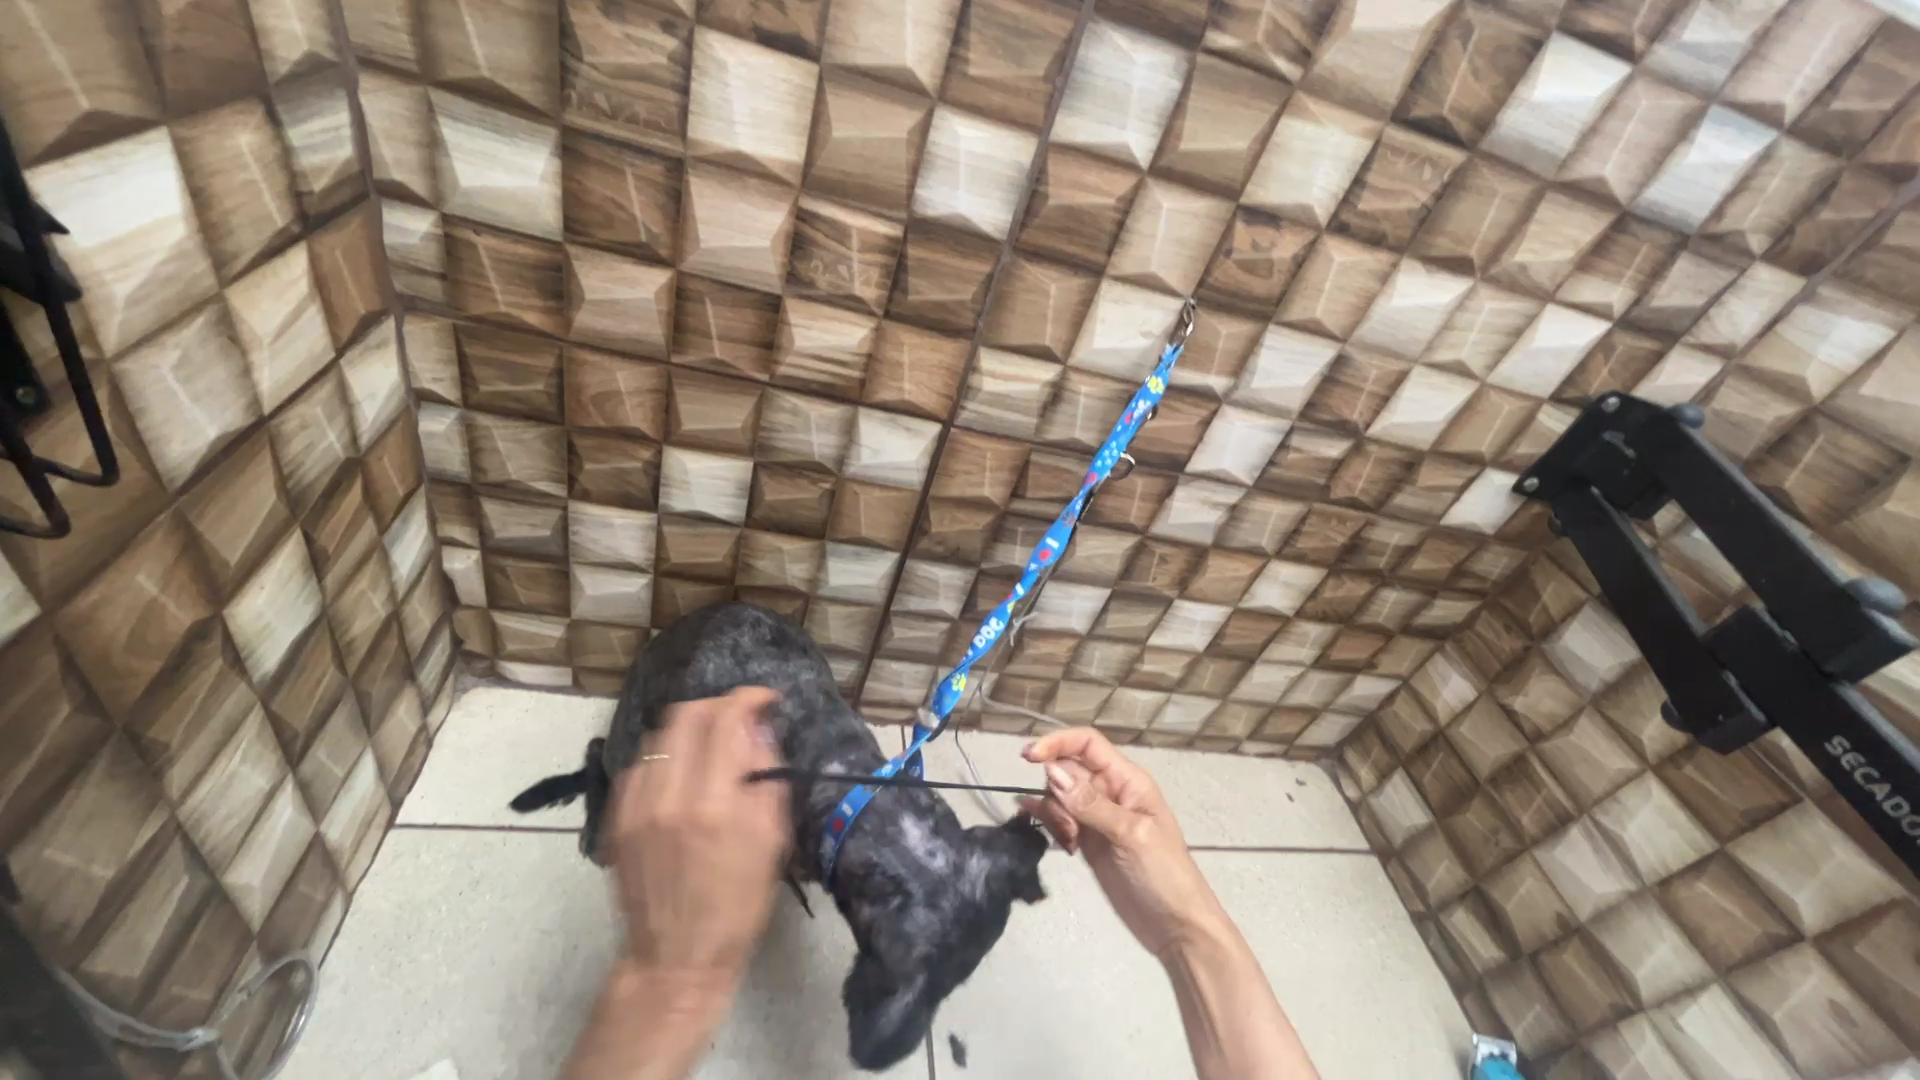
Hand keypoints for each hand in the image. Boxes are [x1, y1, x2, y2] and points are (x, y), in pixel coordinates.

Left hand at [607, 687, 789, 997]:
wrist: (676, 956)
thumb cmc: (739, 902)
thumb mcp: (772, 839)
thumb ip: (768, 777)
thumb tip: (759, 729)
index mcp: (716, 803)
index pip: (725, 719)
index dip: (747, 698)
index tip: (764, 699)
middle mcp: (669, 795)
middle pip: (686, 715)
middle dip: (717, 705)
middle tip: (738, 717)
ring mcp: (635, 806)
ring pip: (660, 735)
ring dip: (690, 728)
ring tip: (711, 744)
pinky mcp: (616, 818)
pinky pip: (640, 765)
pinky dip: (666, 756)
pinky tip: (682, 773)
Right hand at [1018, 728, 1224, 957]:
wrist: (1176, 928)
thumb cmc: (1165, 875)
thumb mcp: (1131, 835)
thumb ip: (1090, 805)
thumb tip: (1052, 772)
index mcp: (1127, 780)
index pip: (1087, 744)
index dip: (1058, 742)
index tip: (1029, 756)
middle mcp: (1110, 791)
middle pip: (1068, 769)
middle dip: (1055, 788)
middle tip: (1066, 824)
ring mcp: (1097, 817)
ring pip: (1060, 795)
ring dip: (1054, 811)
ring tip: (1069, 840)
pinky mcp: (1087, 840)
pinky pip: (1059, 818)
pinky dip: (1046, 820)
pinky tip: (1035, 824)